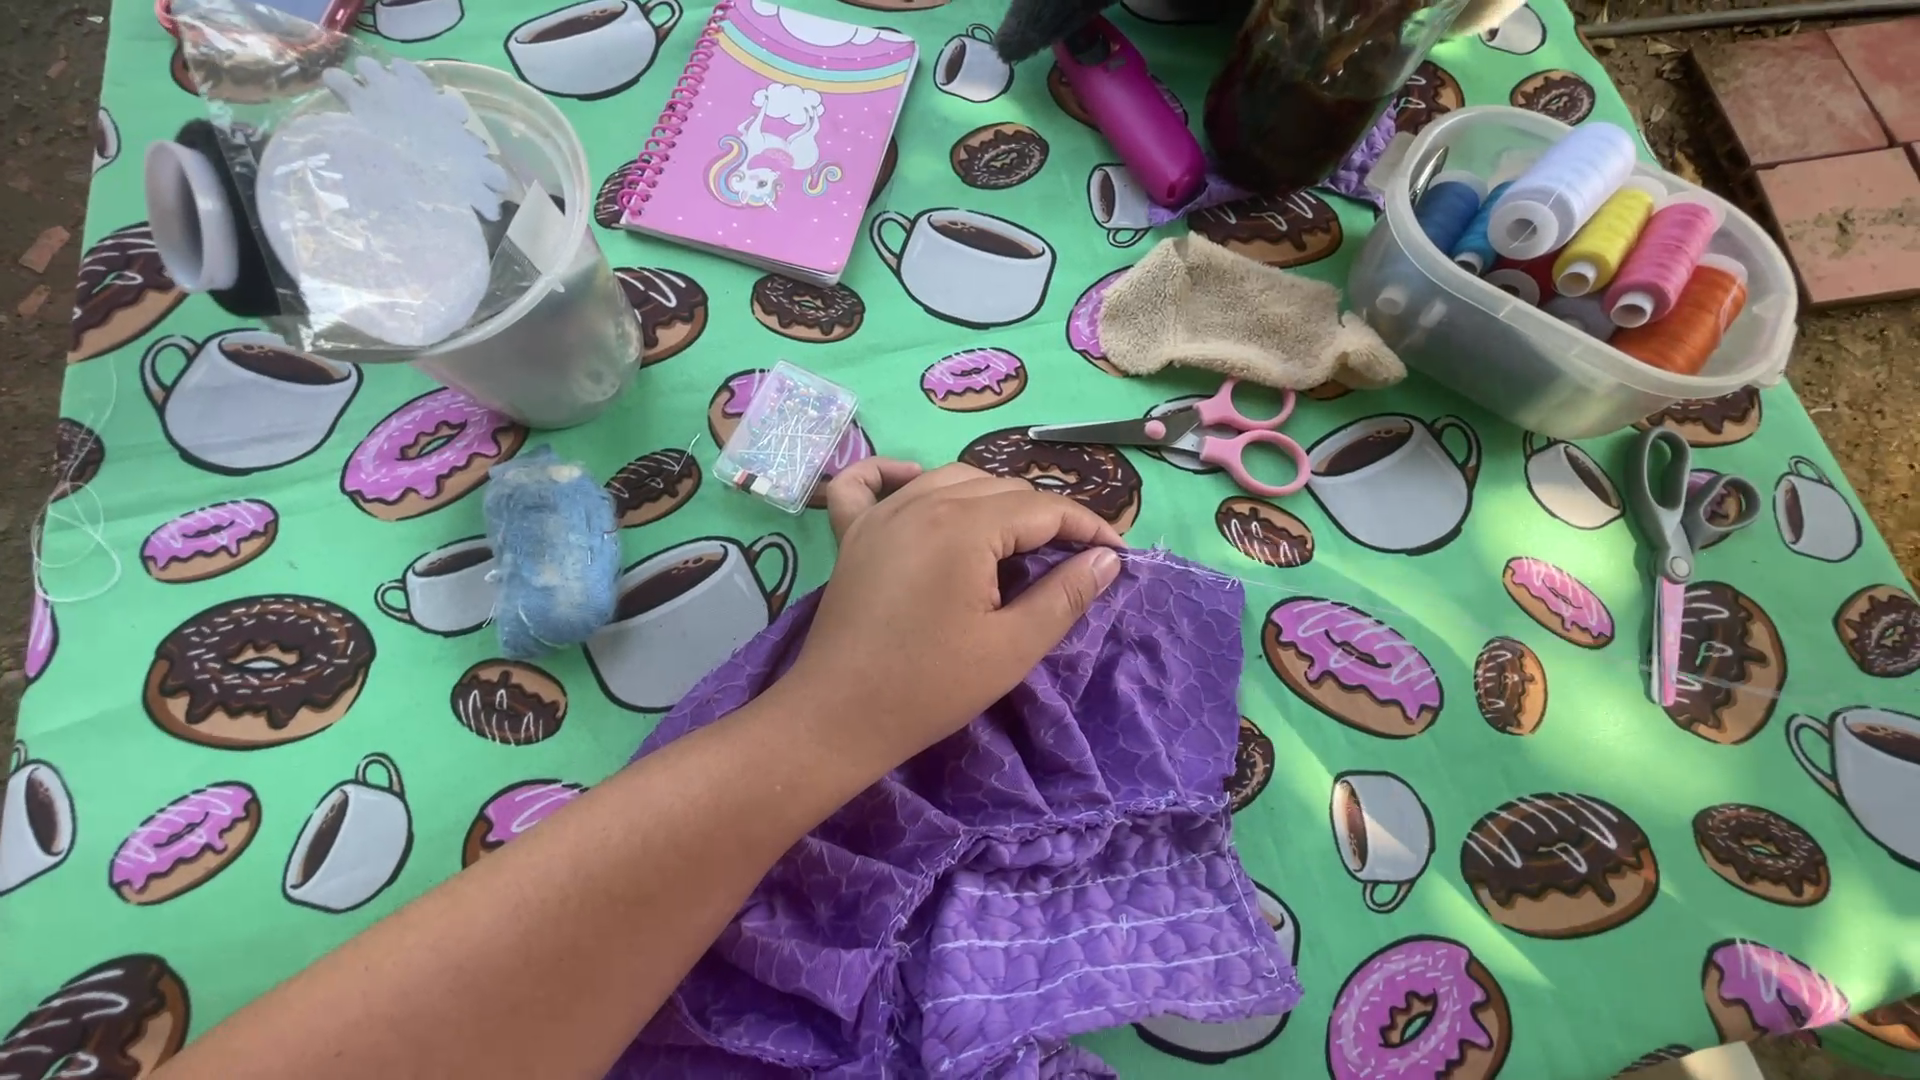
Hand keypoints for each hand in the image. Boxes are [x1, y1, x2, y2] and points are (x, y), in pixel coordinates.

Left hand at [774, 460, 1123, 765]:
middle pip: (1002, 488)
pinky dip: (895, 473)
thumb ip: (1065, 596)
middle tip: (1068, 560)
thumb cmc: (931, 688)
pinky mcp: (852, 533)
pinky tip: (917, 484)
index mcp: (965, 527)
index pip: (1044, 508)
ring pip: (951, 477)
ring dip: (990, 498)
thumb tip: (1106, 559)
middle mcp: (922, 502)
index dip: (1088, 526)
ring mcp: (881, 513)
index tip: (1115, 553)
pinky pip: (869, 482)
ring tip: (1013, 540)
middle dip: (1045, 517)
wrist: (839, 717)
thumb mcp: (1012, 648)